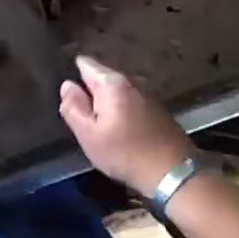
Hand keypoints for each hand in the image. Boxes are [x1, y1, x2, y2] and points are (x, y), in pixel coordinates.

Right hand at [59, 54, 195, 196]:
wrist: (173, 172)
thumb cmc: (124, 152)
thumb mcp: (88, 133)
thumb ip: (73, 106)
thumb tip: (67, 85)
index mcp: (112, 83)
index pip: (86, 64)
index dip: (72, 74)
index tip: (66, 93)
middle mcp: (132, 81)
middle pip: (102, 77)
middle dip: (89, 90)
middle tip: (78, 113)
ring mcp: (148, 94)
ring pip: (116, 91)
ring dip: (105, 102)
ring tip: (95, 121)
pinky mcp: (158, 109)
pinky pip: (129, 102)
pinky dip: (120, 110)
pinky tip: (116, 128)